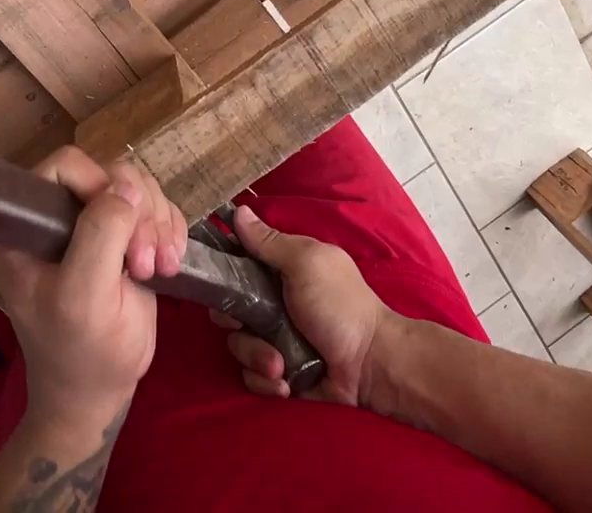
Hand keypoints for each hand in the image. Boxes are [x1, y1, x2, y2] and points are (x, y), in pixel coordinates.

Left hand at [0, 147, 187, 430]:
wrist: (101, 392)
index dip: (97, 183)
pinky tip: (171, 264)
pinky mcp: (127, 238)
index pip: (62, 167)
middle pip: (112, 174)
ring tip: (161, 268)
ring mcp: (96, 226)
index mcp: (27, 227)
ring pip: (140, 189)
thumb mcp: (84, 295)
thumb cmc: (81, 352)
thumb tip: (127, 186)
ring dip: (160, 225)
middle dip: (139, 214)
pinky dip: (172, 231)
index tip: (120, 223)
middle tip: (145, 263)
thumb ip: (100, 234)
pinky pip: (158, 208)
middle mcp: (59, 218)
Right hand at [210, 204, 402, 406]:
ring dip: (257, 356)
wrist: (369, 365)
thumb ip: (270, 242)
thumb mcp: (305, 264)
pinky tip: (287, 381)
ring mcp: (276, 338)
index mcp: (282, 269)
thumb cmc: (338, 304)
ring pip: (239, 346)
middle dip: (237, 322)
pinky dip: (267, 381)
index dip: (226, 276)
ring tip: (281, 363)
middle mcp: (275, 301)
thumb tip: (238, 210)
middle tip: (250, 325)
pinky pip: (253, 377)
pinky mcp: (279, 371)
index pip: (238, 266)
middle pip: (229, 309)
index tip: (222, 285)